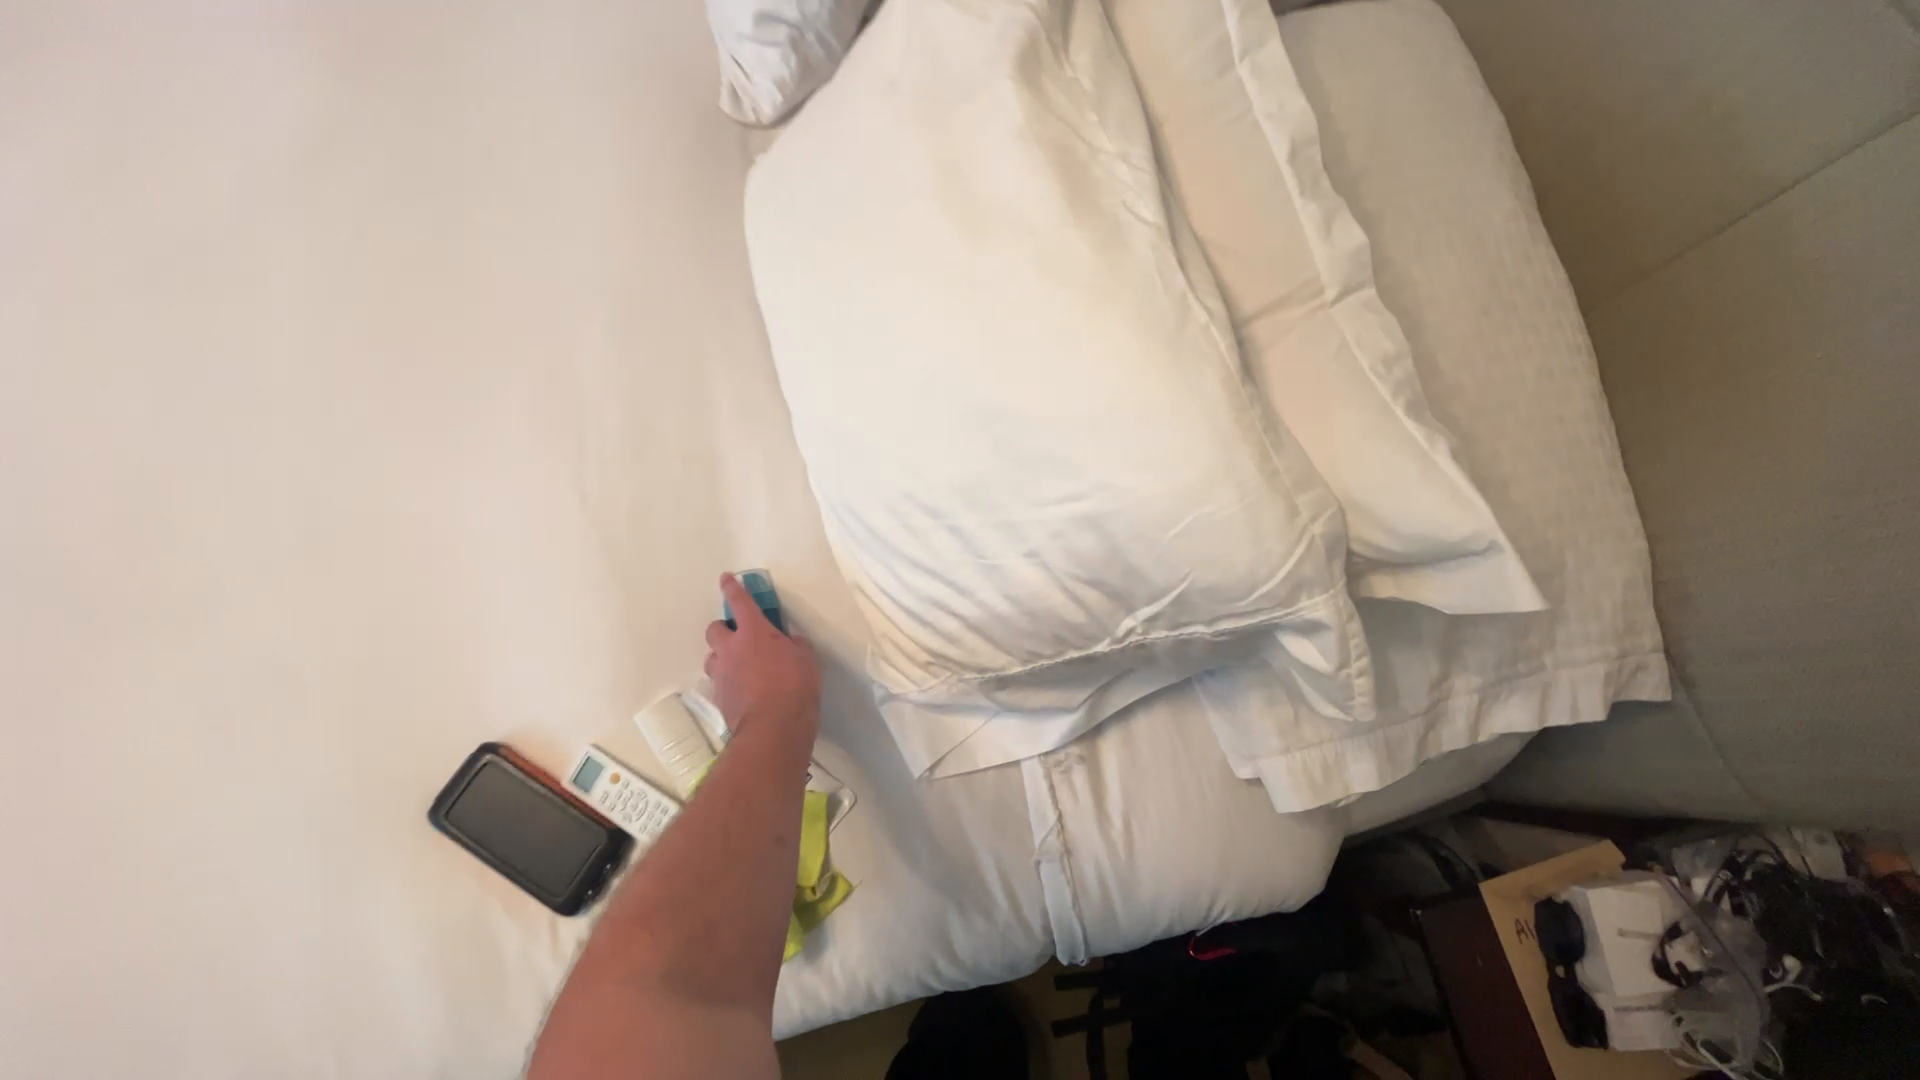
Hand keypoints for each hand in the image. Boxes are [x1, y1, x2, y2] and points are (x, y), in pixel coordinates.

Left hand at [705, 573, 821, 739]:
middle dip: (724, 629)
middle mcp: (731, 649)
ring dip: (723, 657)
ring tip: (740, 666)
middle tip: (739, 637)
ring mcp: (722, 675)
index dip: (732, 588)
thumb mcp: (806, 659)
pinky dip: (729, 682)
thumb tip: (788, 644)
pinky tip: (744, 691)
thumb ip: (794, 646)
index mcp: (753, 632)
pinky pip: (720, 682)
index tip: (726, 579)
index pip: (739, 602)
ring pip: (712, 657)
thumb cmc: (795, 685)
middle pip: (714, 629)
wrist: (774, 727)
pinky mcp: (719, 698)